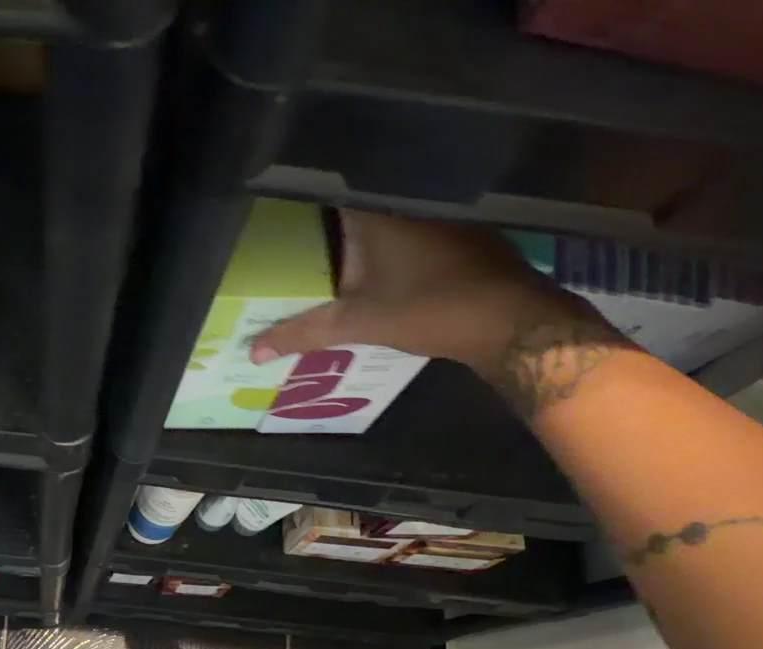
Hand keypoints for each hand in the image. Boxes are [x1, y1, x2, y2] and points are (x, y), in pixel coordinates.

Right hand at [249, 211, 609, 386]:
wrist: (509, 321)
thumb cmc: (428, 309)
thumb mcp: (357, 324)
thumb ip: (303, 332)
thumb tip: (253, 350)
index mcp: (375, 208)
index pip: (330, 182)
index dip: (304, 189)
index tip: (278, 201)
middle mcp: (407, 197)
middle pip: (358, 197)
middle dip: (330, 213)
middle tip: (296, 228)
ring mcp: (438, 211)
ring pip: (389, 211)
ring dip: (364, 226)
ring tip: (329, 244)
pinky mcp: (460, 229)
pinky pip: (413, 224)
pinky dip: (393, 238)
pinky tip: (379, 260)